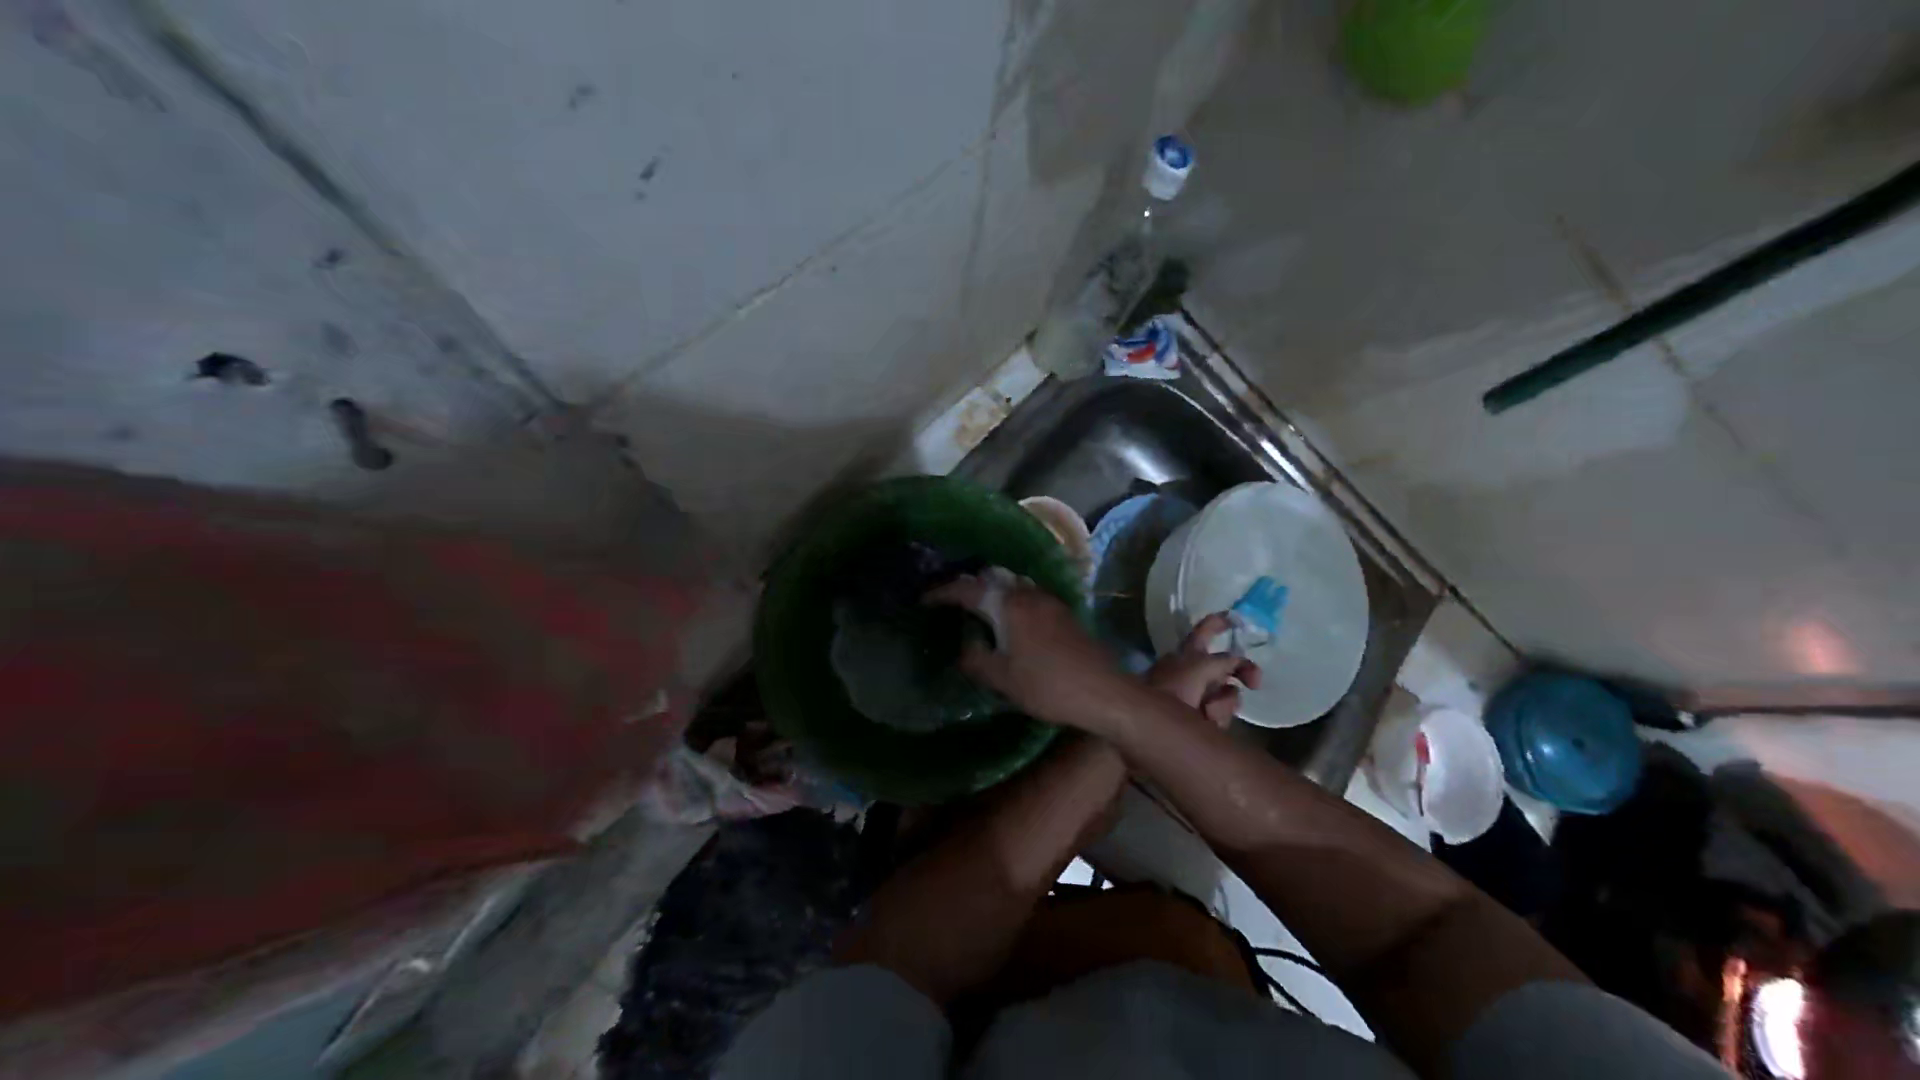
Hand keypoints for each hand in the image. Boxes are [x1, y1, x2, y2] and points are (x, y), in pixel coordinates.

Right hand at [923, 572, 1128, 730]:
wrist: (1104, 692)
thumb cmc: (1047, 685)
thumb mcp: (1001, 678)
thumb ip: (975, 659)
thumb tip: (963, 648)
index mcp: (1008, 605)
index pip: (967, 589)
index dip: (942, 593)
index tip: (924, 601)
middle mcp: (1029, 593)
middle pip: (992, 579)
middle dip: (969, 587)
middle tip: (951, 604)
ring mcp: (1050, 601)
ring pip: (1013, 586)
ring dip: (992, 593)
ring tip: (977, 612)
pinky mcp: (1064, 613)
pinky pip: (1029, 597)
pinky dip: (1011, 602)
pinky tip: (1009, 623)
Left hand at [1145, 613, 1262, 726]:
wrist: (1153, 726)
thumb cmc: (1172, 689)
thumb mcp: (1200, 667)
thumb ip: (1224, 661)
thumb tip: (1238, 661)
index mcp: (1190, 652)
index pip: (1207, 629)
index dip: (1223, 622)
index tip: (1240, 621)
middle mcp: (1194, 669)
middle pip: (1229, 667)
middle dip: (1240, 677)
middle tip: (1253, 683)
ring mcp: (1197, 694)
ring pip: (1228, 695)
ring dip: (1223, 705)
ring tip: (1207, 713)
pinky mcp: (1198, 719)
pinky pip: (1222, 717)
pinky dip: (1218, 720)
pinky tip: (1206, 724)